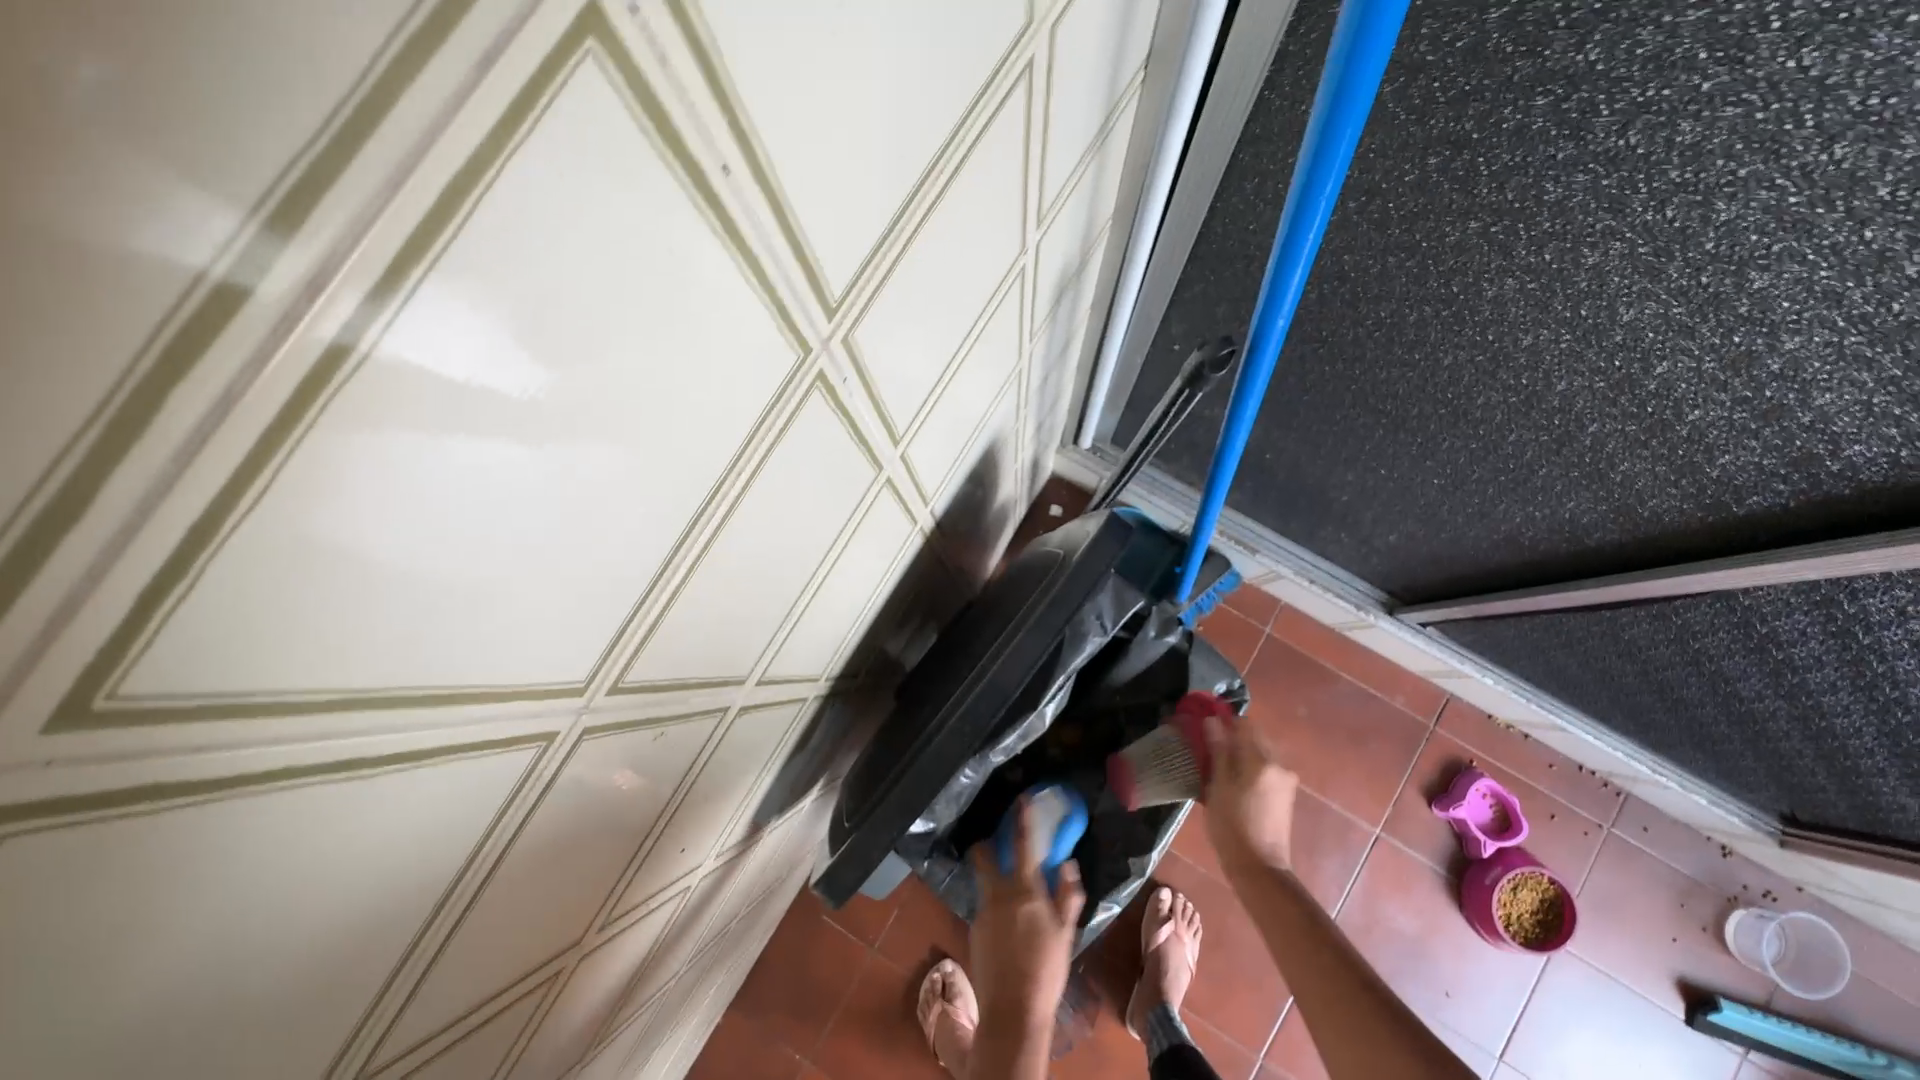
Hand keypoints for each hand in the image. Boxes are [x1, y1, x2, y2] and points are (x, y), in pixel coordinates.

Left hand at [966, 798, 1085, 1034]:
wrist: (1013, 1011)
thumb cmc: (1047, 970)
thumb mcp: (1066, 932)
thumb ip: (1067, 895)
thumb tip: (1068, 865)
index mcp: (1024, 890)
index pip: (1022, 844)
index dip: (1022, 818)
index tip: (1022, 799)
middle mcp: (997, 895)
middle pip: (982, 856)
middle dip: (986, 845)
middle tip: (997, 845)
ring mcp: (981, 913)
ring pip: (983, 882)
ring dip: (993, 878)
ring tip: (1012, 896)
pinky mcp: (973, 931)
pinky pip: (984, 908)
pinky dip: (995, 907)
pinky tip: (1009, 929)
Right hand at [1202, 715, 1299, 873]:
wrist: (1259, 866)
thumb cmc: (1232, 826)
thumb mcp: (1218, 787)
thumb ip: (1218, 751)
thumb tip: (1213, 720)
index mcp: (1262, 760)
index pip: (1245, 724)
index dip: (1225, 722)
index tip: (1206, 729)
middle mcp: (1279, 764)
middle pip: (1255, 738)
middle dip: (1233, 739)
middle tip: (1209, 750)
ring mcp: (1286, 780)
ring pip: (1261, 754)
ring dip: (1241, 754)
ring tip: (1219, 769)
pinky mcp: (1286, 794)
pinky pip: (1266, 769)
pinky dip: (1250, 769)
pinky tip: (1234, 784)